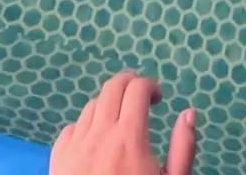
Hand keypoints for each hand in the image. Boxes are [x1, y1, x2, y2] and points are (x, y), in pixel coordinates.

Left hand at [50, 71, 195, 174]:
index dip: (150, 86)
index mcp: (129, 139)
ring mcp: (75, 147)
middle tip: (140, 97)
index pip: (137, 89)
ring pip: (92, 105)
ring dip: (108, 105)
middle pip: (112, 87)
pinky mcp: (57, 161)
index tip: (158, 99)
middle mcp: (100, 135)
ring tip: (119, 121)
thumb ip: (183, 149)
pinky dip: (86, 126)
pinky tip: (95, 140)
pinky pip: (71, 128)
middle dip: (129, 83)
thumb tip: (189, 113)